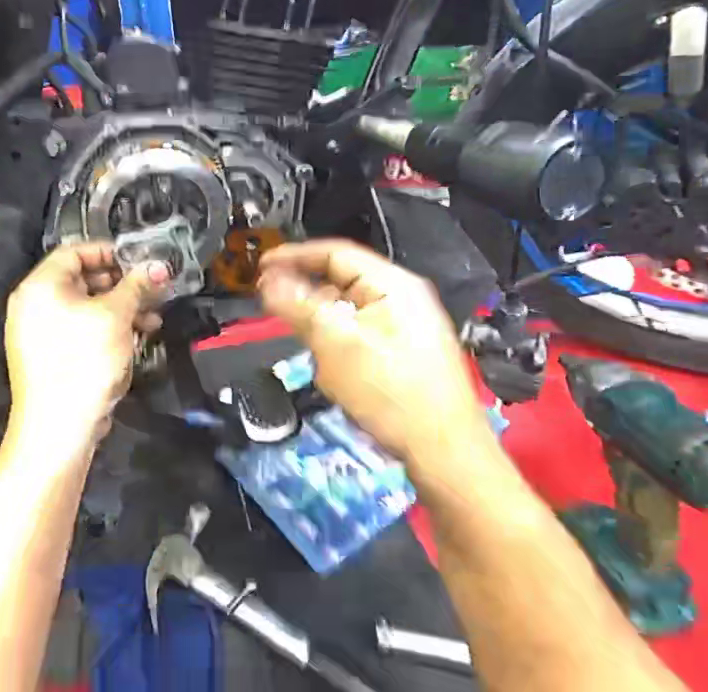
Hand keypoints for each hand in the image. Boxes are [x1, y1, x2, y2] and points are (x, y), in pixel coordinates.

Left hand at [3, 242, 167, 456]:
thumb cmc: (83, 362)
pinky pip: (83, 327)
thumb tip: (158, 266)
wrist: (59, 428)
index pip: (75, 250)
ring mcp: (42, 331)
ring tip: (152, 316)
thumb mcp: (117, 316)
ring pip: (87, 305)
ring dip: (122, 306)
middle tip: (152, 287)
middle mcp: (35, 304)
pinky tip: (138, 335)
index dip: (110, 251)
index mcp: (40, 286)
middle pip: (83, 277)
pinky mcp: (53, 355)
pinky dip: (109, 326)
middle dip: (122, 282)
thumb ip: (137, 285)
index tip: (140, 260)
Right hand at [256, 240, 485, 466]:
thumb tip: (269, 280)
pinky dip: (340, 344)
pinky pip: (362, 335)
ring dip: (324, 325)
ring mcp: (409, 326)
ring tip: (306, 346)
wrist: (446, 455)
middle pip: (343, 281)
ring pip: (351, 312)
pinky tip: (334, 370)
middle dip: (307, 295)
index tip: (261, 267)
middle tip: (273, 306)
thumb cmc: (393, 395)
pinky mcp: (407, 354)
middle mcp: (404, 297)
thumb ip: (300, 308)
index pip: (335, 253)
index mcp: (393, 284)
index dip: (294, 256)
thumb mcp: (338, 347)